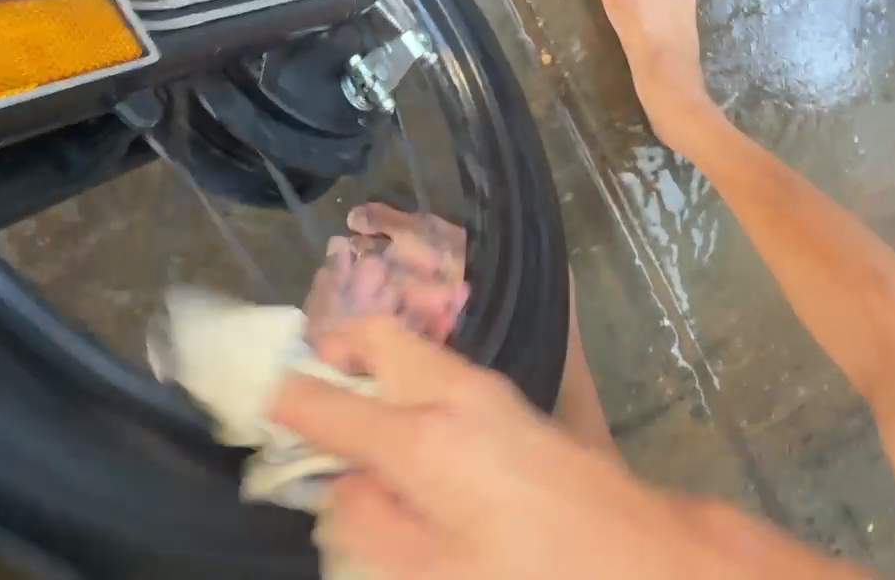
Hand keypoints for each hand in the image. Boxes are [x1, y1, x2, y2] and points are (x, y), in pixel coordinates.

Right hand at [271, 318, 841, 579]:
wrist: (641, 556)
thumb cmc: (532, 572)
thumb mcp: (435, 576)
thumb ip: (372, 526)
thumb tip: (337, 485)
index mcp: (423, 438)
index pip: (330, 405)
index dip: (284, 398)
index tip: (253, 392)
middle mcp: (454, 393)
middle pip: (379, 338)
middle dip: (336, 347)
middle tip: (305, 376)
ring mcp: (489, 390)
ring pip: (412, 348)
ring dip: (373, 361)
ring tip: (348, 399)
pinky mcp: (512, 401)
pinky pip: (440, 369)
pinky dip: (407, 377)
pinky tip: (405, 422)